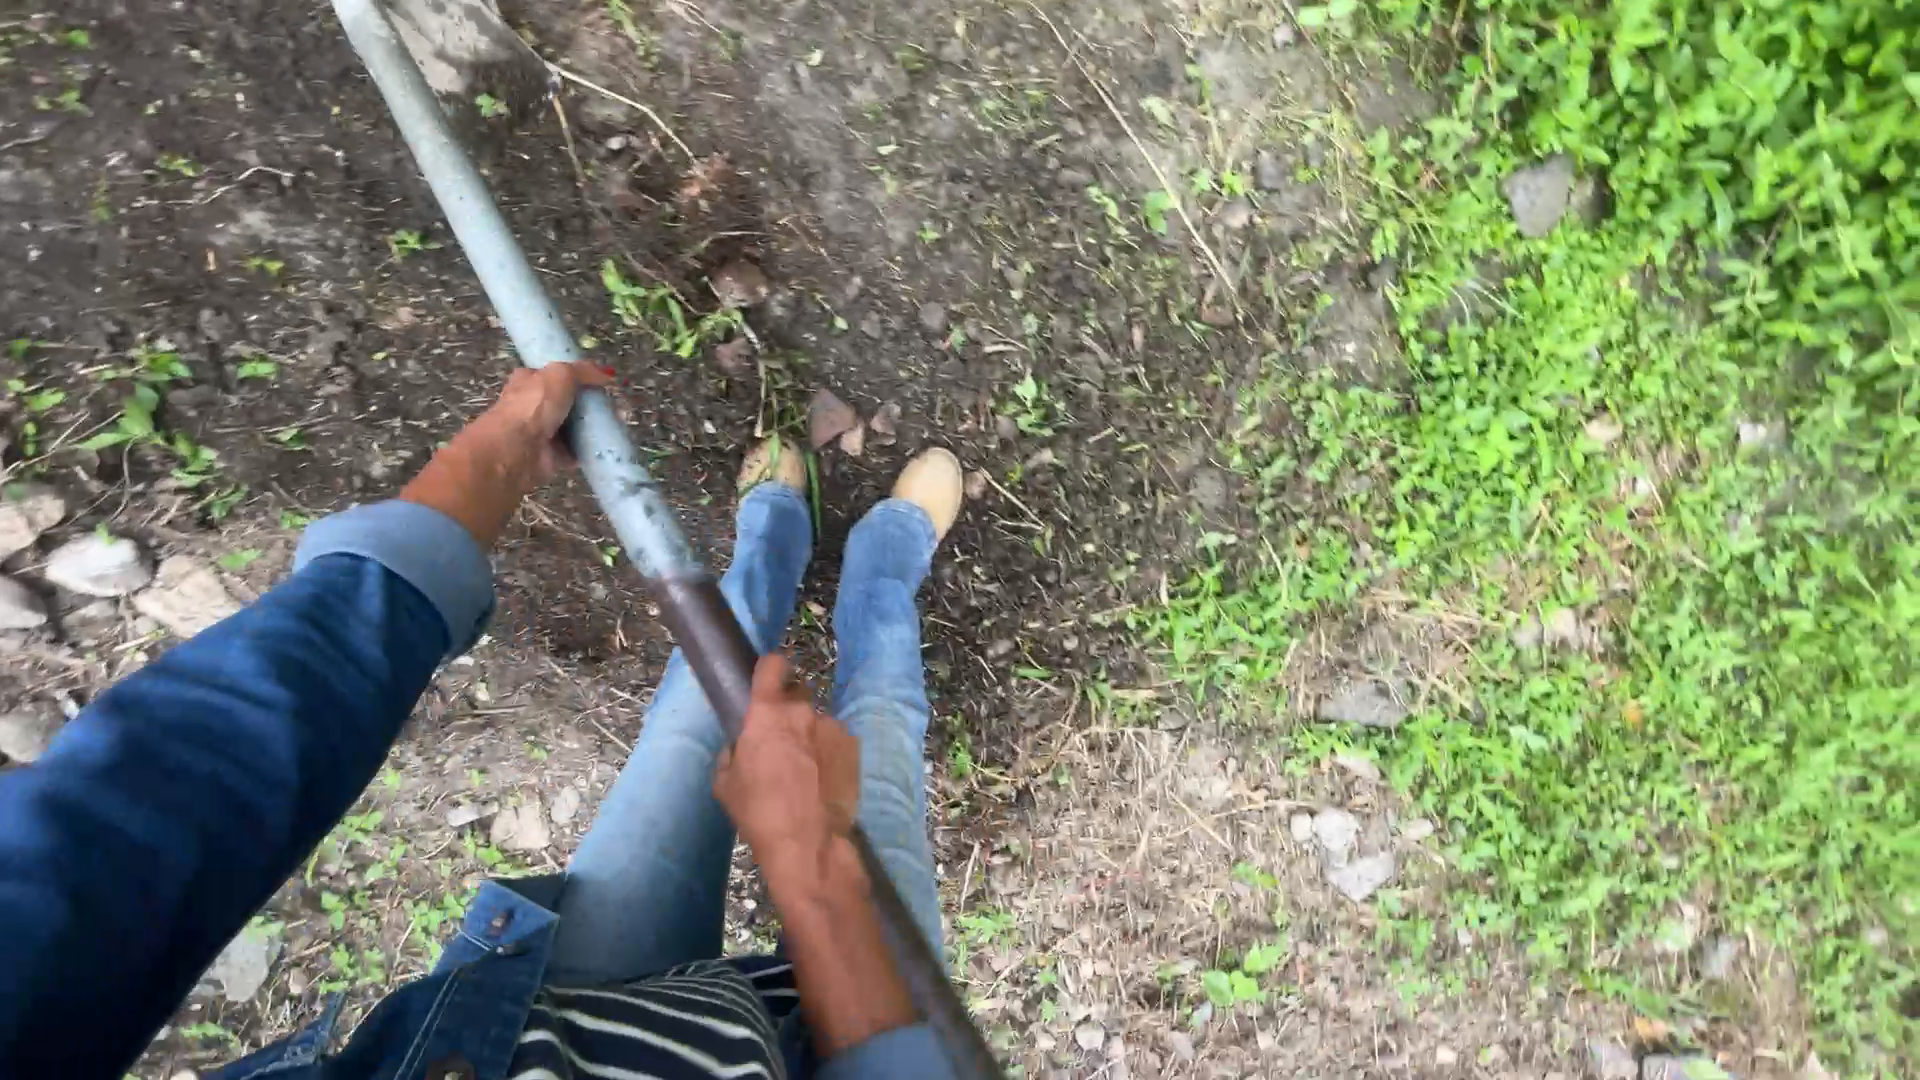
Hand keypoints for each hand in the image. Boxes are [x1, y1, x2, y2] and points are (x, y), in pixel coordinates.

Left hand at [398, 361, 612, 546]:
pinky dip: (592, 448)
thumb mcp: (560, 374)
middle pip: (568, 402)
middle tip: (614, 406)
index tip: (599, 383)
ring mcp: (543, 432)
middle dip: (591, 404)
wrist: (518, 447)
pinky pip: (577, 450)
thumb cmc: (534, 404)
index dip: (575, 377)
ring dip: (595, 426)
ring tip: (617, 423)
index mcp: (528, 382)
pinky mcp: (552, 455)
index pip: (552, 376)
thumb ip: (584, 371)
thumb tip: (607, 375)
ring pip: (575, 426)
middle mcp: (533, 406)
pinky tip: (608, 443)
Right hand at [713, 653, 861, 893]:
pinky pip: (836, 739)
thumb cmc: (759, 811)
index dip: (769, 668)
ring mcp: (832, 725)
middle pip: (796, 694)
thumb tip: (740, 744)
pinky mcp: (853, 744)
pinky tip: (824, 778)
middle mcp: (802, 710)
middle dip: (788, 710)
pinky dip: (829, 751)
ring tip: (806, 768)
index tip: (767, 678)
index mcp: (767, 713)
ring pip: (817, 720)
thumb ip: (732, 753)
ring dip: (810, 735)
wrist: (809, 840)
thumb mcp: (725, 784)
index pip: (772, 665)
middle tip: (782, 739)